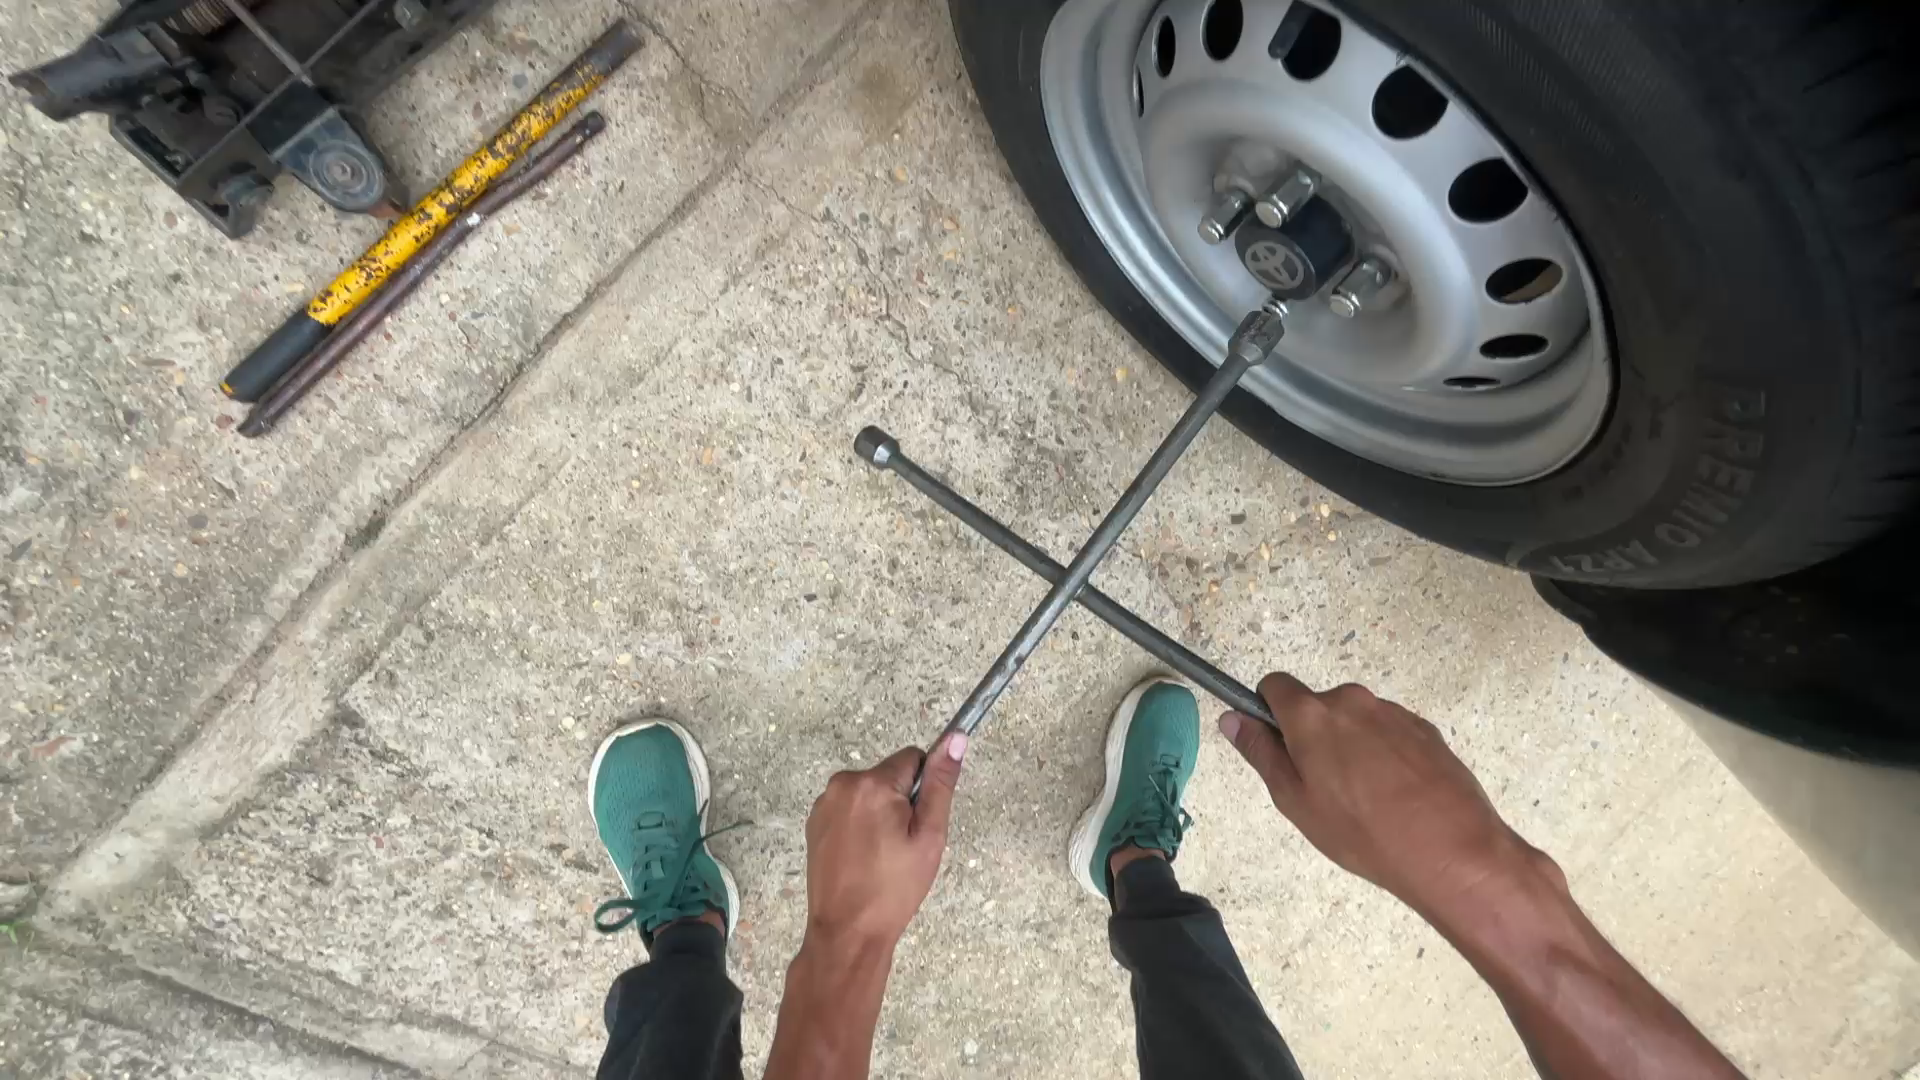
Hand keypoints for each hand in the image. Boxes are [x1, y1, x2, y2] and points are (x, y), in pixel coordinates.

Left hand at [801, 734, 967, 950]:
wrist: (847, 932)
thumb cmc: (894, 888)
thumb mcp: (929, 836)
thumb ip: (941, 783)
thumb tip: (956, 738)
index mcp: (873, 783)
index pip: (913, 758)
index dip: (923, 789)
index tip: (918, 822)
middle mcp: (843, 783)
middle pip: (889, 775)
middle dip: (901, 801)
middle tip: (903, 844)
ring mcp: (824, 802)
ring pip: (870, 792)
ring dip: (880, 812)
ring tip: (882, 854)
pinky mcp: (815, 821)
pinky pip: (850, 807)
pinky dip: (860, 823)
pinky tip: (862, 857)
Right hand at [1218, 673, 1556, 919]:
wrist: (1456, 855)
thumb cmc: (1361, 832)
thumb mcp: (1294, 800)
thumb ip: (1260, 752)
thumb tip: (1231, 718)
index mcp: (1311, 714)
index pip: (1274, 685)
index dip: (1269, 711)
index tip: (1280, 747)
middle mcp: (1351, 700)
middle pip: (1317, 705)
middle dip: (1313, 734)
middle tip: (1323, 785)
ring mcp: (1393, 713)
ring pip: (1355, 720)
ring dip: (1351, 744)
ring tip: (1368, 797)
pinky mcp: (1427, 730)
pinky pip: (1389, 733)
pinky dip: (1385, 754)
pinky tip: (1398, 796)